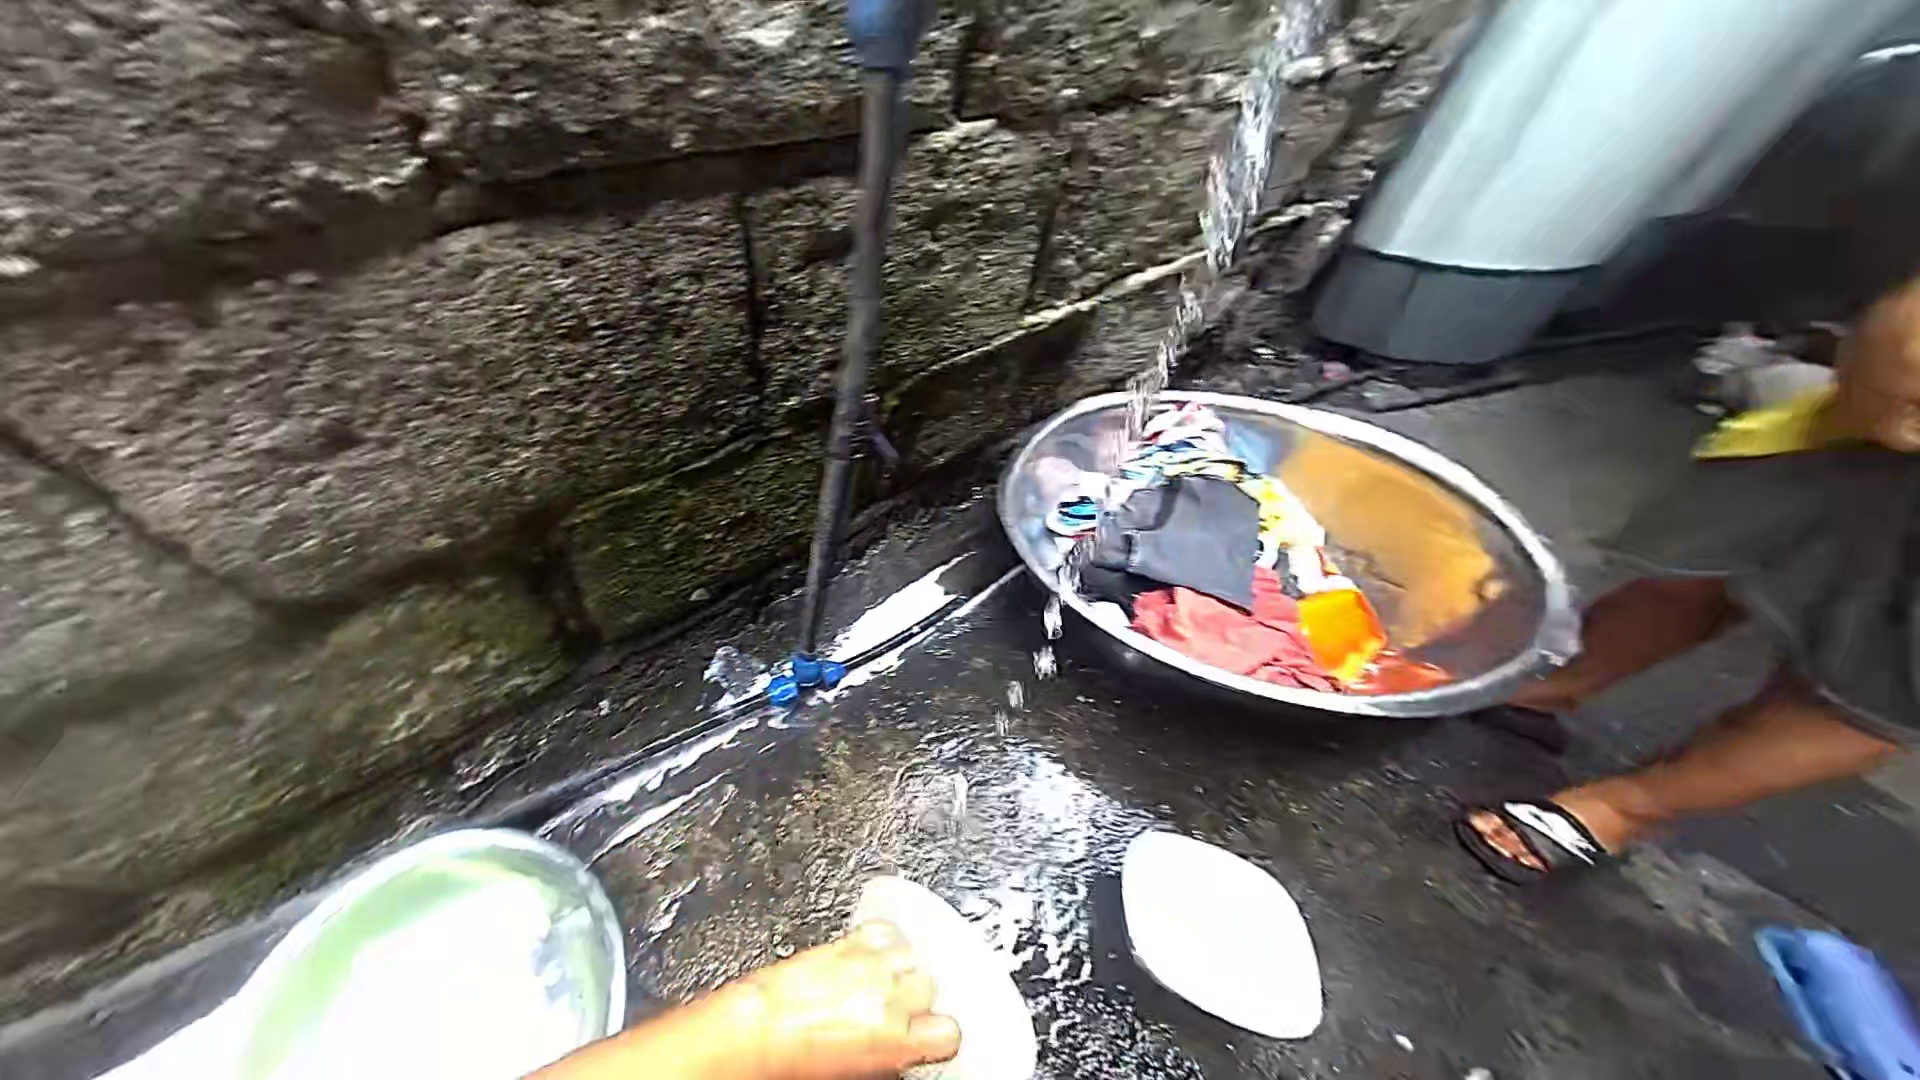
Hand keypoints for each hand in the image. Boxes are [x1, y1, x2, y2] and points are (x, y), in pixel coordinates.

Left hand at [715, 921, 961, 1079]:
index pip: (948, 1029)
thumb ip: (894, 1049)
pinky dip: (884, 940)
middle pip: (930, 983)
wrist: (760, 1029)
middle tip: (901, 1008)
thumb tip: (907, 1043)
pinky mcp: (851, 940)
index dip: (942, 1032)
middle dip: (918, 996)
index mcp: (894, 1037)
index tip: (932, 1033)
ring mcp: (871, 962)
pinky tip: (874, 956)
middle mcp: (888, 995)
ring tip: (886, 980)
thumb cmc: (799, 1063)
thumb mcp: (862, 1066)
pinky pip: (885, 930)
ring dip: (903, 966)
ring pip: (913, 952)